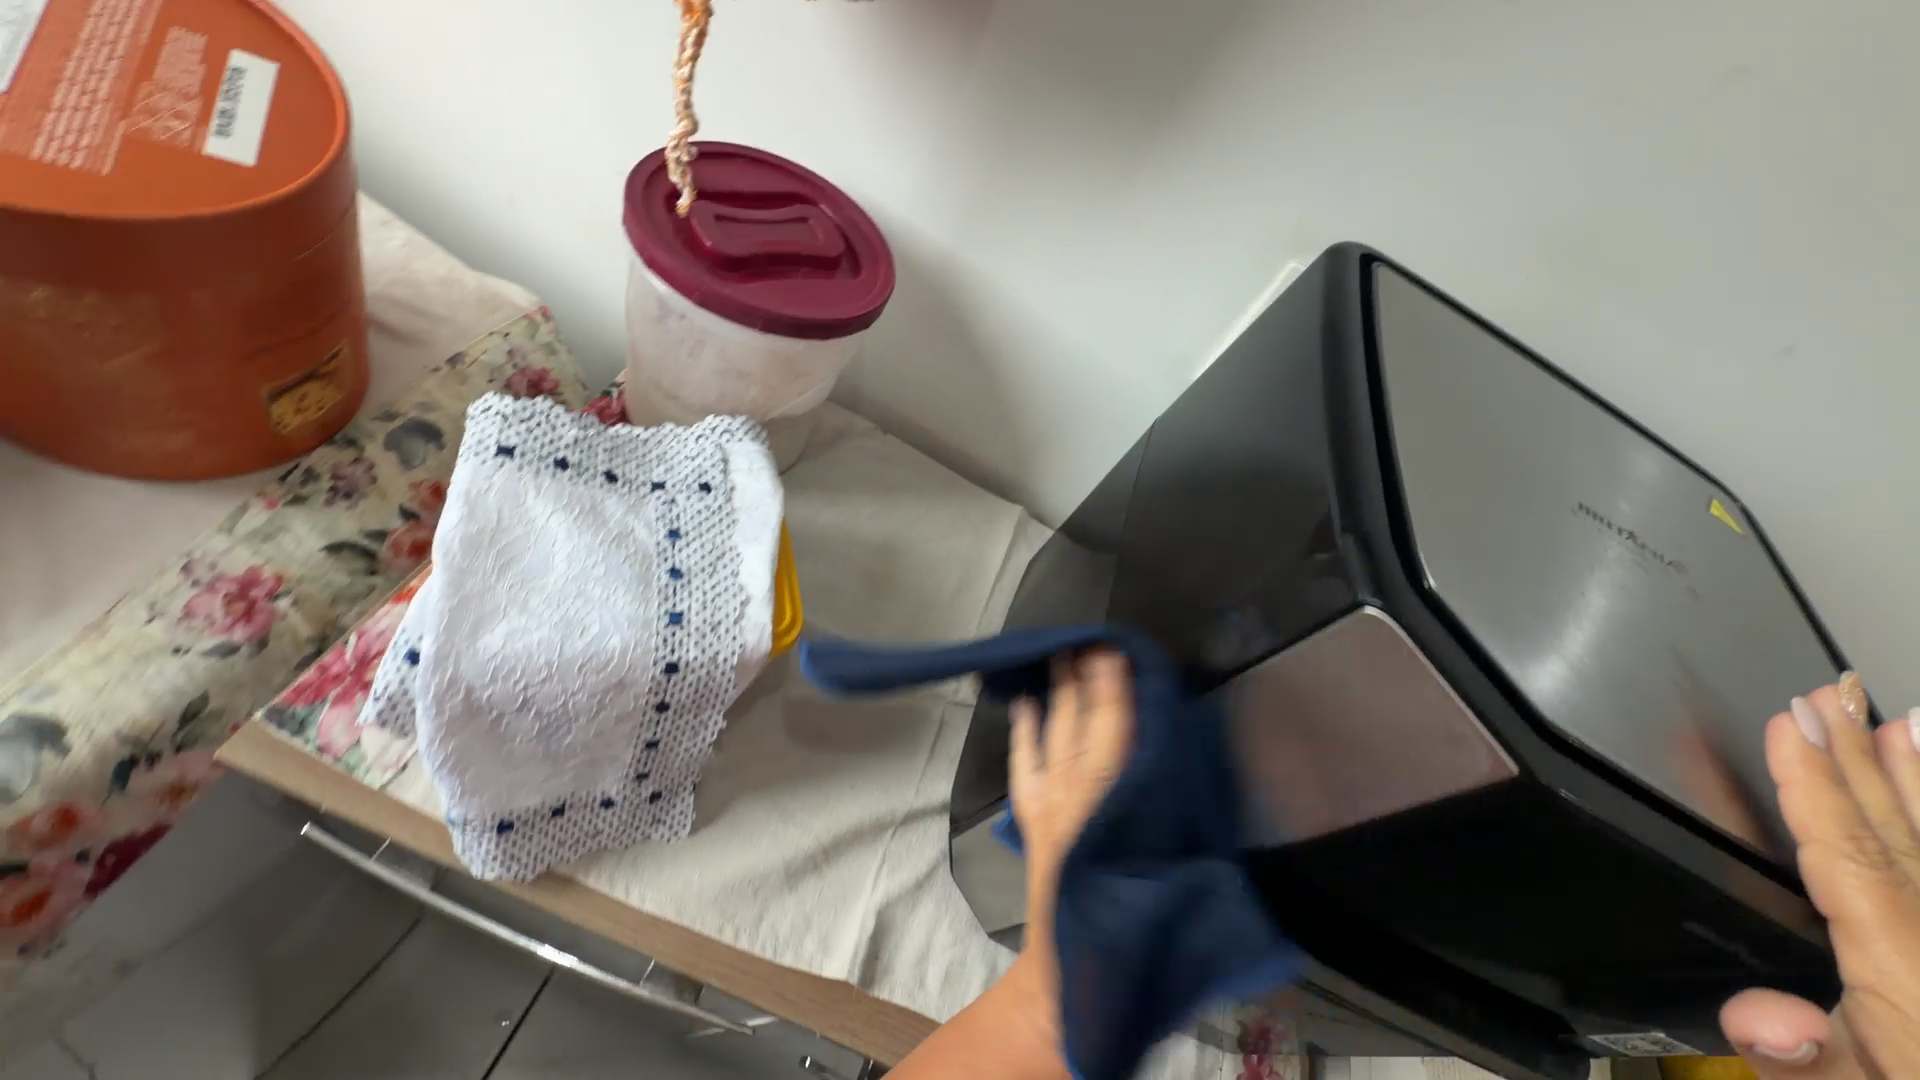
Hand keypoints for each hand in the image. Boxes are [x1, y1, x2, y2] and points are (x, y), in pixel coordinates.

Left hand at [1007, 651, 1136, 984]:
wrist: (1067, 969)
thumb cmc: (1129, 921)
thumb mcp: (1164, 864)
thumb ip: (1168, 814)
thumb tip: (1176, 758)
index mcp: (1112, 804)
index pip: (1114, 734)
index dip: (1114, 691)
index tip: (1116, 653)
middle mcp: (1076, 794)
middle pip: (1081, 726)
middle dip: (1085, 680)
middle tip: (1089, 638)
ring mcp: (1047, 803)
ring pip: (1053, 737)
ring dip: (1058, 696)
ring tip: (1061, 656)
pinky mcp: (1031, 817)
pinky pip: (1023, 764)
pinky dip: (1023, 733)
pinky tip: (1024, 705)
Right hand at [1719, 677, 1919, 1077]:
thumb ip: (1805, 1066)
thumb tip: (1760, 1015)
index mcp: (1910, 984)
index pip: (1856, 863)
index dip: (1818, 789)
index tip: (1792, 725)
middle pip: (1904, 844)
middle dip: (1861, 764)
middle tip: (1829, 693)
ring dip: (1913, 784)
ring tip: (1896, 722)